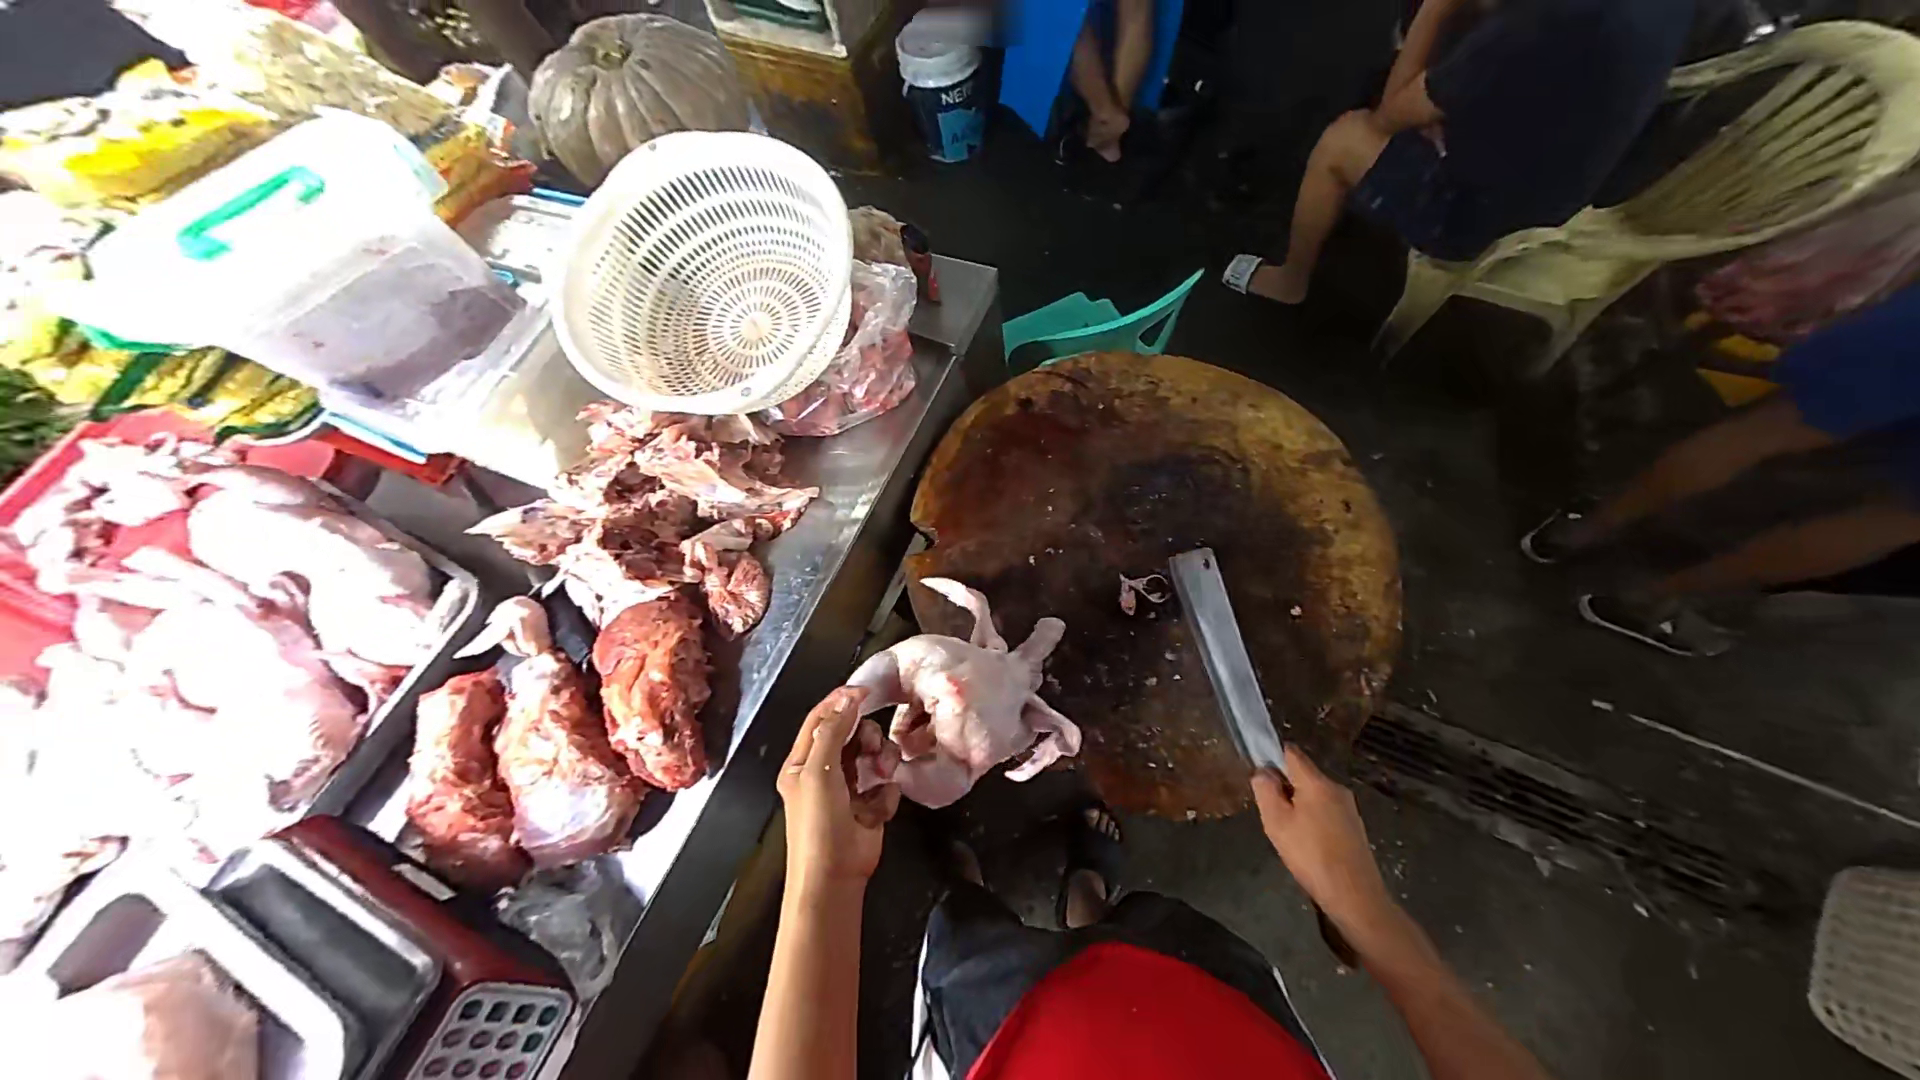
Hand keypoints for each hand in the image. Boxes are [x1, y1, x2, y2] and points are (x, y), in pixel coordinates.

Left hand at [778, 687, 900, 891]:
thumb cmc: (819, 823)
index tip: (866, 691)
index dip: (840, 700)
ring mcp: (849, 788)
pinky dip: (886, 791)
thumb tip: (848, 697)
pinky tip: (880, 806)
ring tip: (883, 776)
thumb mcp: (819, 771)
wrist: (835, 877)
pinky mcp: (870, 804)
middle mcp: (824, 770)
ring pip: (872, 755)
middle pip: (851, 733)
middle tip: (873, 748)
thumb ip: (833, 731)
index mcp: (802, 761)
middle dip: (866, 735)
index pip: (820, 718)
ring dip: (881, 761)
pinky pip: (885, 783)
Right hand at [1252, 746, 1399, 946]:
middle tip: (1270, 812)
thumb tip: (1263, 772)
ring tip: (1288, 832)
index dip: (1270, 757)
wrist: (1356, 897)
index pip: (1290, 753)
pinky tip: (1306, 844)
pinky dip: (1310, 818)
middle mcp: (1336, 789)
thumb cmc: (1311, 856)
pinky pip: (1324, 810)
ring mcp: (1348, 808)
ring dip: (1296, 804)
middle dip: (1283, 786)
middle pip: (1302, 774)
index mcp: (1317, 783)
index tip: (1258, 776)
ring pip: (1312, 794)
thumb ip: (1265, 790)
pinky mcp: (1353, 827)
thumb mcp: (1276, 821)